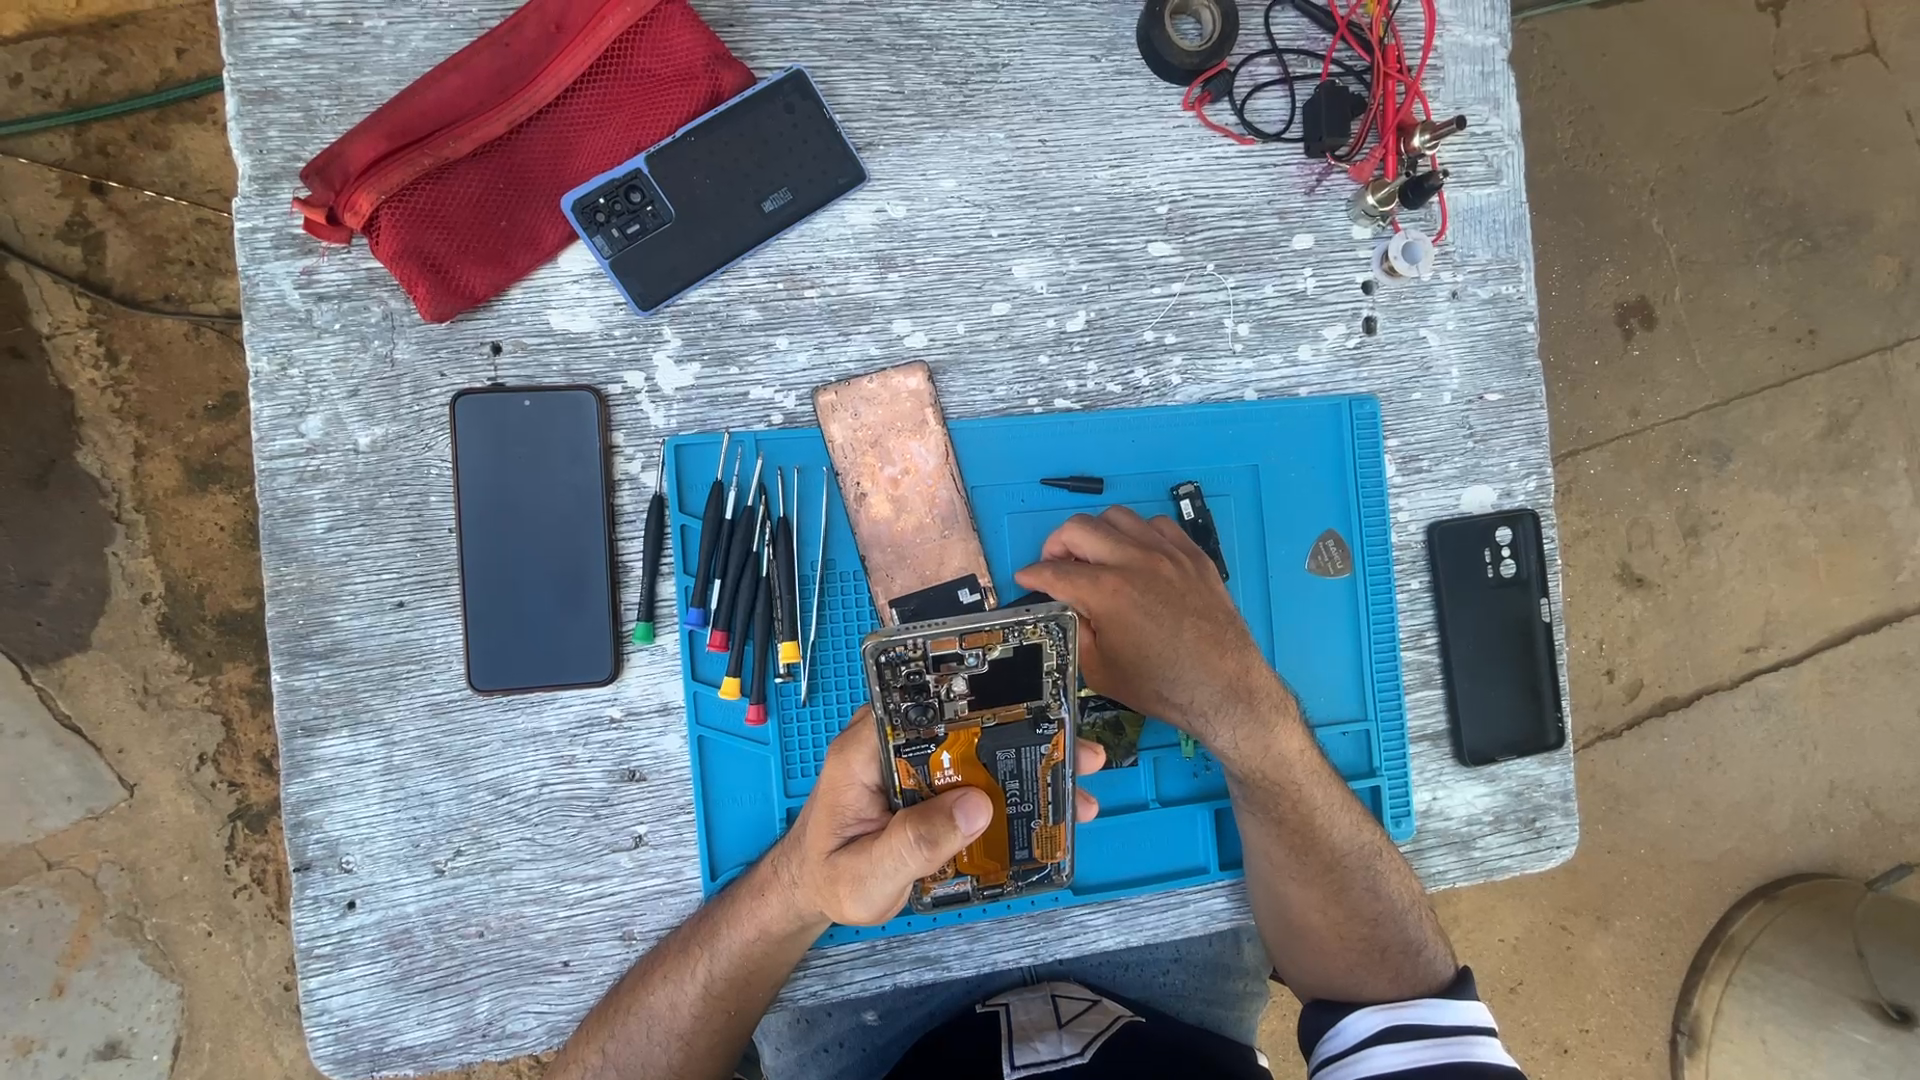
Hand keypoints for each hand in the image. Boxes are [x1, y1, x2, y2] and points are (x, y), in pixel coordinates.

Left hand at [769, 707, 1105, 927]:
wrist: (812, 890)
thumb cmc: (828, 879)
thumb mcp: (865, 874)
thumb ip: (914, 842)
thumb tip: (977, 806)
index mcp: (866, 748)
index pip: (922, 705)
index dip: (976, 700)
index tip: (1030, 704)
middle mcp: (892, 742)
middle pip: (963, 722)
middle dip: (1025, 731)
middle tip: (1079, 749)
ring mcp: (914, 760)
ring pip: (978, 746)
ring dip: (1028, 758)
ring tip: (1081, 774)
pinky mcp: (930, 781)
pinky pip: (976, 773)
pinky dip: (1013, 784)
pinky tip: (1050, 802)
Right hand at [1014, 505, 1299, 765]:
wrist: (1224, 689)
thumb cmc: (1159, 685)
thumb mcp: (1098, 669)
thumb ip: (1073, 628)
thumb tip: (1064, 605)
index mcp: (1106, 591)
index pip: (1053, 570)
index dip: (1031, 575)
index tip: (1025, 579)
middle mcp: (1134, 561)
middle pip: (1078, 528)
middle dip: (1055, 544)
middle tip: (1055, 565)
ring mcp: (1168, 553)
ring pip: (1117, 517)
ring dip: (1097, 533)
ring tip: (1095, 556)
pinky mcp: (1193, 555)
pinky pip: (1157, 525)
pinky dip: (1137, 534)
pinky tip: (1136, 556)